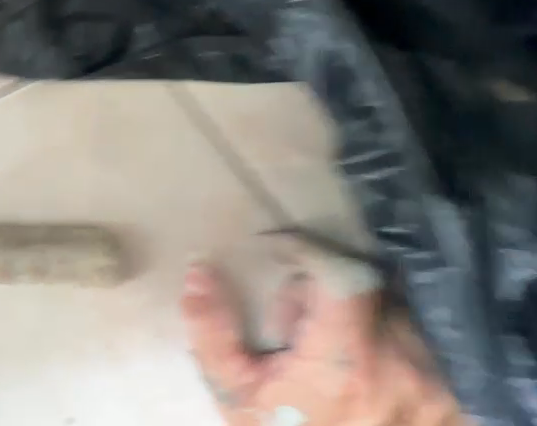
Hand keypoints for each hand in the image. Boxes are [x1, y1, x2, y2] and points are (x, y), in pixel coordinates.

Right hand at [184, 233, 465, 425]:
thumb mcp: (229, 388)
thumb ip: (209, 328)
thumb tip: (198, 268)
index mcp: (346, 362)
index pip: (347, 278)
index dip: (308, 248)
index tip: (276, 247)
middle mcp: (404, 369)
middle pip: (371, 291)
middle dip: (324, 289)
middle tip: (291, 314)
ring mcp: (438, 390)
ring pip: (399, 316)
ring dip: (356, 314)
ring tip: (322, 345)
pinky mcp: (455, 406)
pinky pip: (420, 347)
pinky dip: (385, 341)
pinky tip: (357, 366)